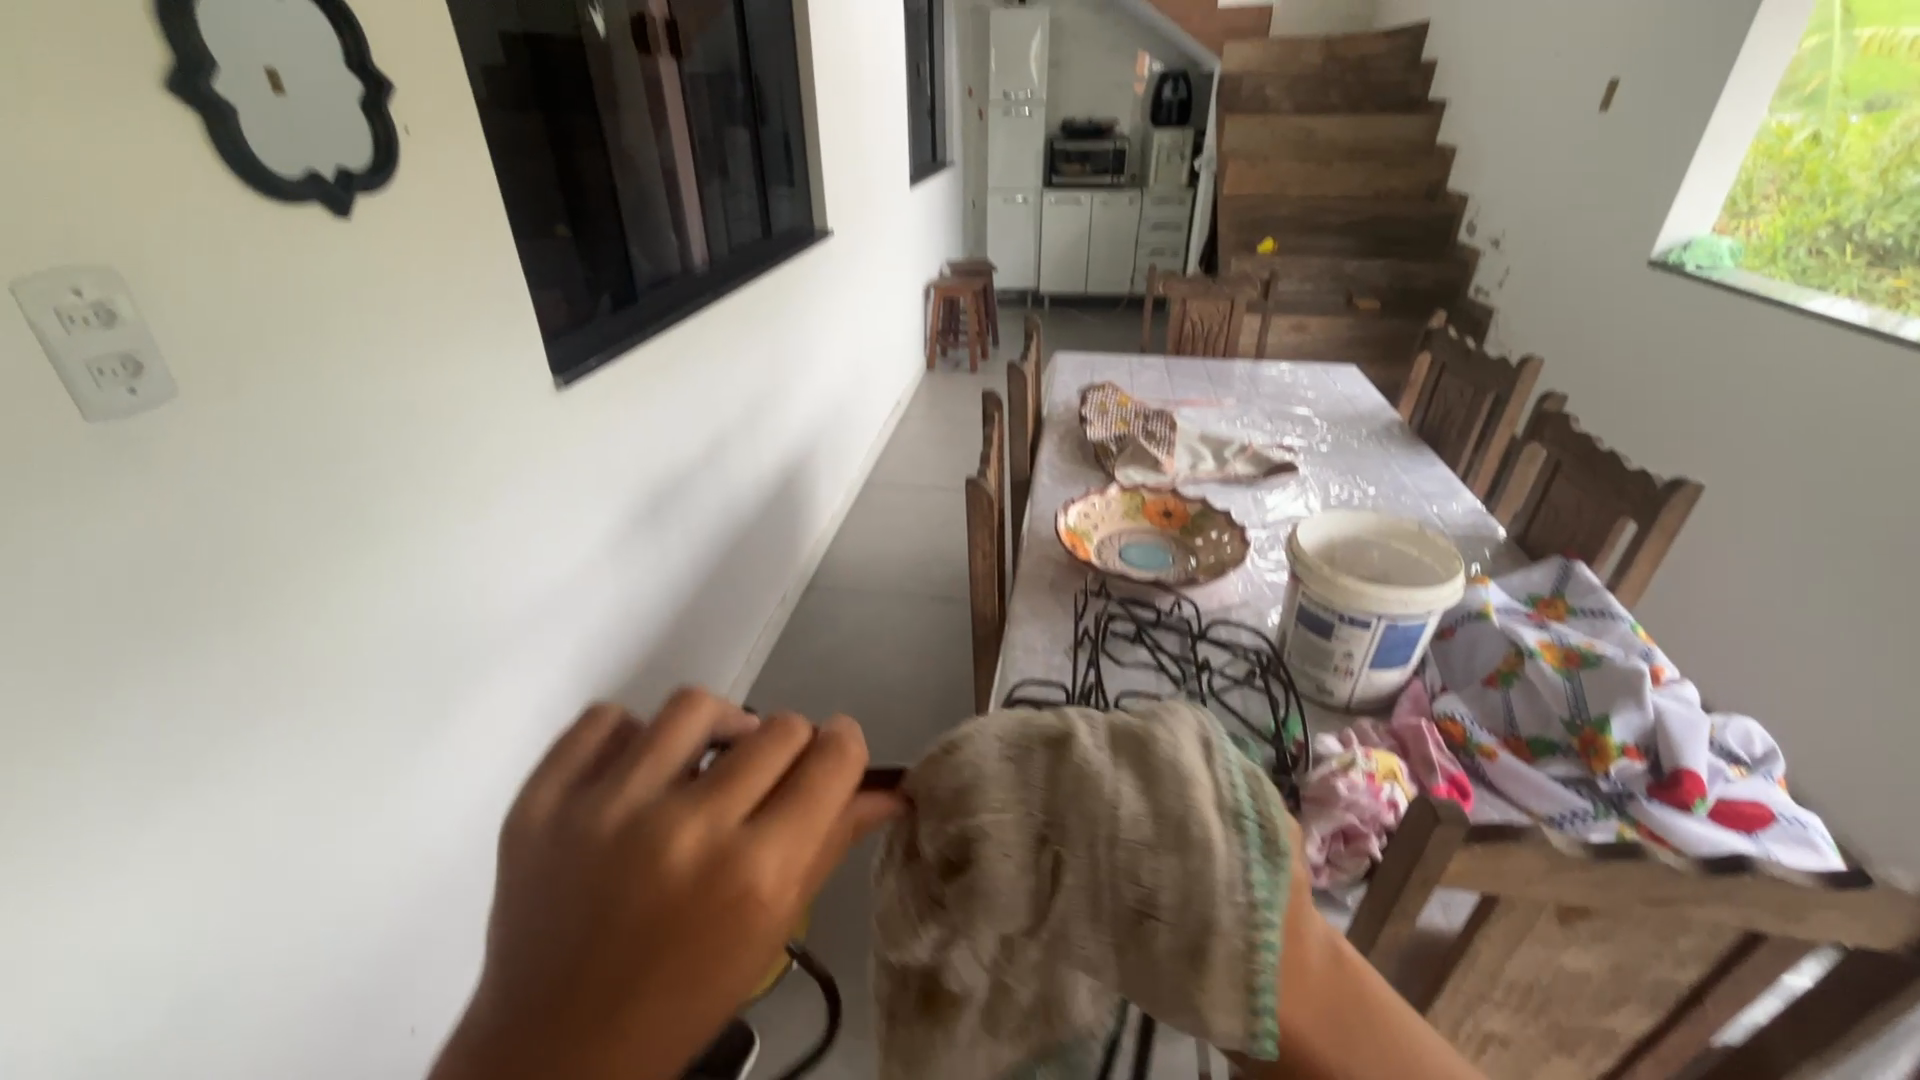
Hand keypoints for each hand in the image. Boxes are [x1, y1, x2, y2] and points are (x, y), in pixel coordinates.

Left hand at [431, 689, 903, 1079]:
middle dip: (789, 745)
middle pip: (777, 727)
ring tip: (706, 764)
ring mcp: (605, 809)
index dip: (843, 747)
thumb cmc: (686, 993)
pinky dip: (632, 737)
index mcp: (755, 872)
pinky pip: (606, 718)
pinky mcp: (543, 801)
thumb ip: (832, 843)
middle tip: (768, 776)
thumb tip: (888, 789)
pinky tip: (638, 775)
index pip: (832, 756)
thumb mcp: (773, 926)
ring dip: (718, 727)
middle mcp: (686, 829)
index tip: (831, 757)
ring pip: (695, 706)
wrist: (558, 1046)